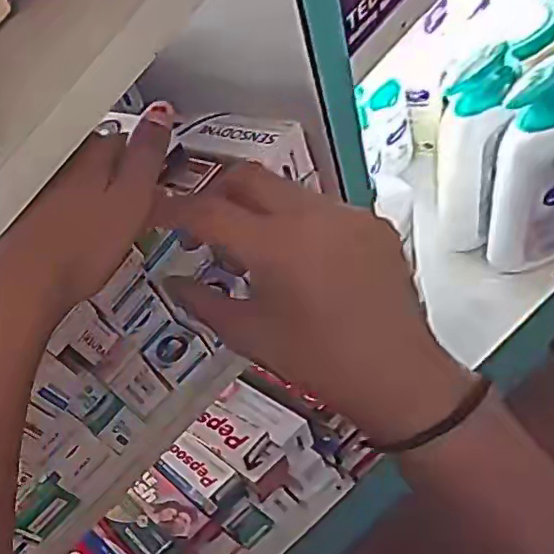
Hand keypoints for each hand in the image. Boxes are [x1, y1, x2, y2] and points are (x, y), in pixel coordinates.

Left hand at [0, 103, 173, 337]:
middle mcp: (61, 161)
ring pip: (79, 180)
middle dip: (122, 173)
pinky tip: (80, 234)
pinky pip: (59, 204)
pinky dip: (74, 213)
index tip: (163, 175)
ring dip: (96, 193)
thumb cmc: (78, 248)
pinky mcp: (24, 215)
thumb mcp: (130, 200)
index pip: (129, 136)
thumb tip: (160, 112)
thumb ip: (146, 155)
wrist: (24, 284)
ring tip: (113, 223)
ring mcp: (39, 187)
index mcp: (90, 151)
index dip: (150, 156)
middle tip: (142, 202)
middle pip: (101, 157)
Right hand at [155, 164, 471, 442]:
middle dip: (213, 193)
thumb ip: (201, 301)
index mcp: (275, 244)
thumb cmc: (315, 362)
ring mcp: (347, 214)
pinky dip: (291, 221)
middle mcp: (311, 215)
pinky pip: (318, 206)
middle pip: (246, 176)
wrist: (399, 377)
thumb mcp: (248, 334)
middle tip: (200, 227)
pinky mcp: (372, 223)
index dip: (173, 210)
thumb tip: (171, 281)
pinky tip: (293, 260)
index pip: (208, 211)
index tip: (154, 214)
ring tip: (248, 251)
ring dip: (253, 207)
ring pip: (283, 189)